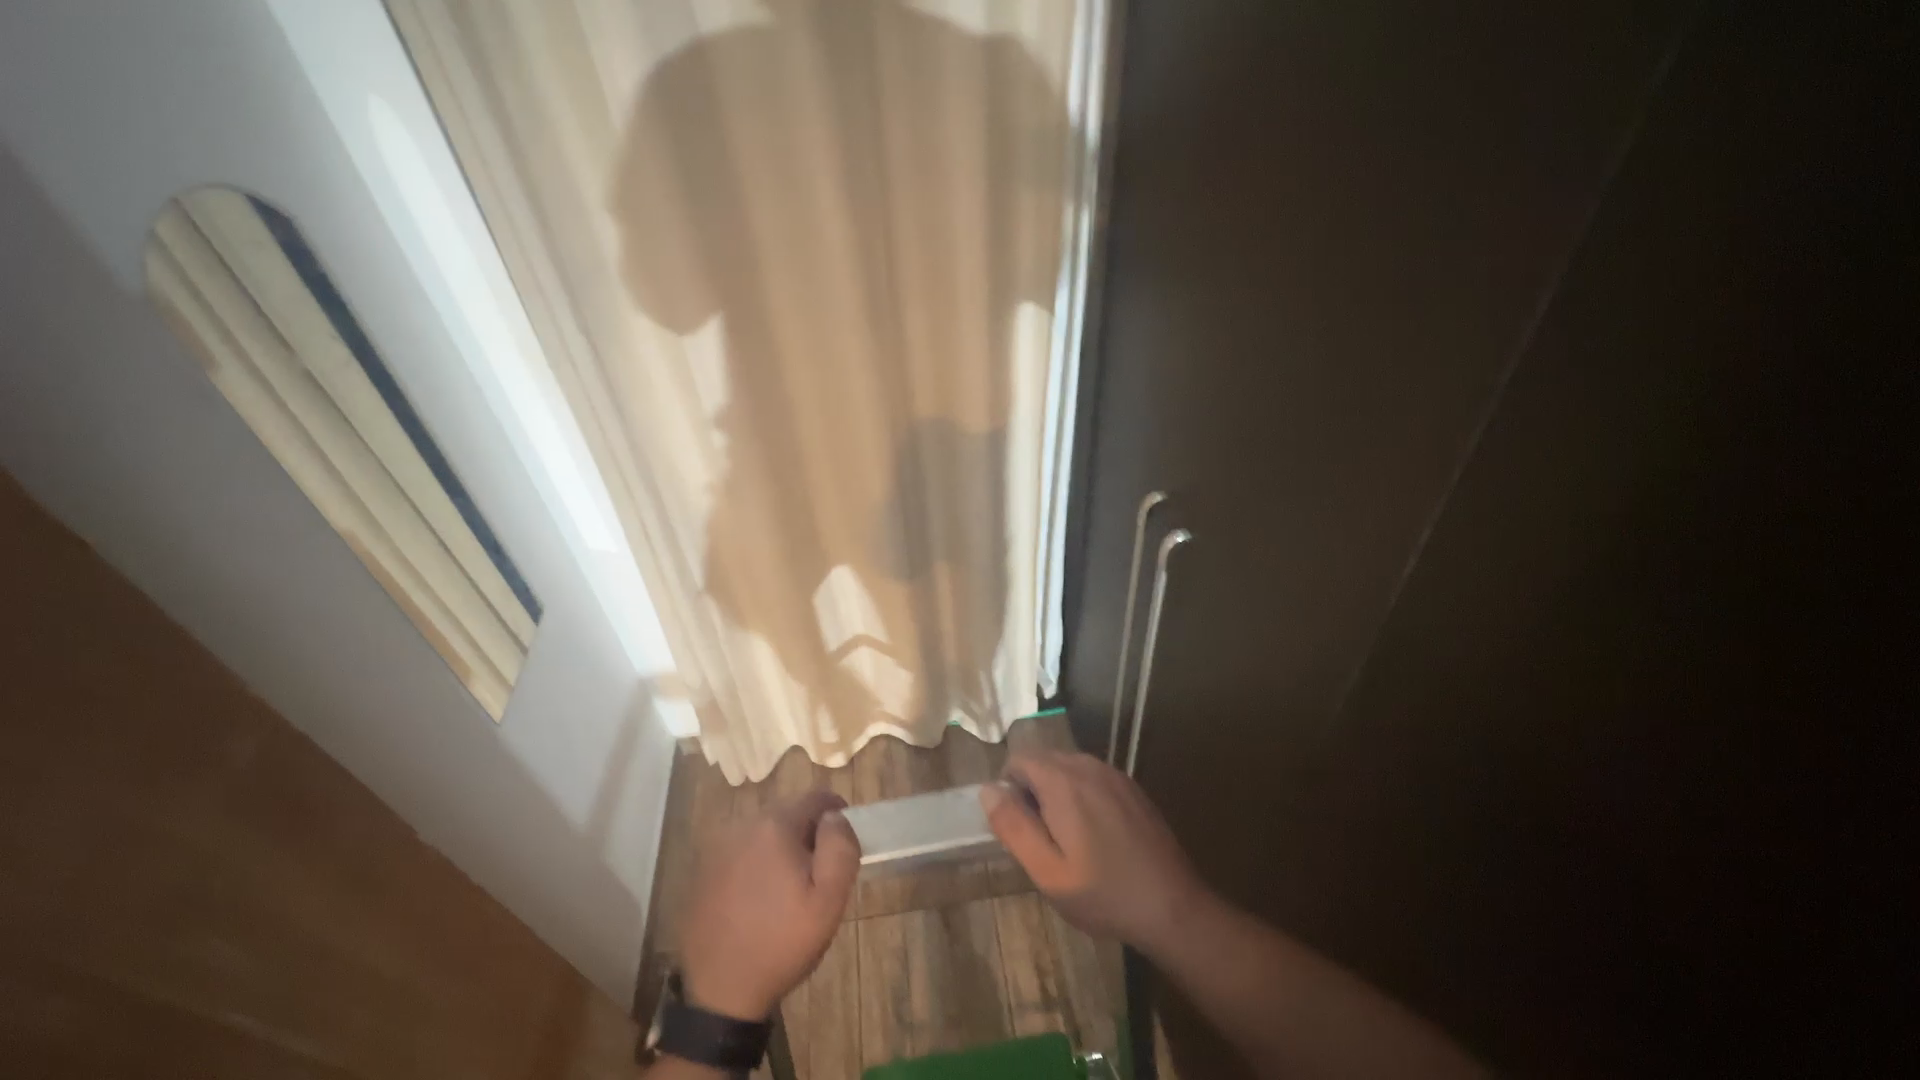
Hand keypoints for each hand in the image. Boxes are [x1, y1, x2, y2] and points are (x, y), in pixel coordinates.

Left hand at [679, 791, 860, 1019]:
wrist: (721, 990)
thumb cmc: (782, 941)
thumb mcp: (829, 899)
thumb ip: (840, 847)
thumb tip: (836, 817)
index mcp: (774, 826)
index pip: (815, 798)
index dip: (837, 813)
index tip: (844, 840)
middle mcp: (740, 826)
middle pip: (787, 813)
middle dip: (808, 833)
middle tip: (820, 872)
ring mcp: (716, 849)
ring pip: (763, 833)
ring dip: (780, 848)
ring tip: (790, 888)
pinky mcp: (702, 872)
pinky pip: (740, 854)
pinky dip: (756, 865)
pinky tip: (760, 900)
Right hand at [980, 750, 1207, 952]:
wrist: (1172, 906)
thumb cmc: (1103, 894)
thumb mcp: (1047, 871)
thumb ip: (1014, 826)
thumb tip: (988, 790)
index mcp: (1064, 782)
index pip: (1019, 759)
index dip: (1008, 789)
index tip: (1017, 827)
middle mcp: (1089, 767)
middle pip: (1044, 760)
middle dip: (1031, 790)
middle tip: (1038, 838)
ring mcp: (1116, 776)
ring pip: (1069, 768)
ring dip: (1056, 792)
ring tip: (1064, 839)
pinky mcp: (1132, 790)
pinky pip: (1093, 779)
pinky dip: (1081, 796)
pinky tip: (1094, 836)